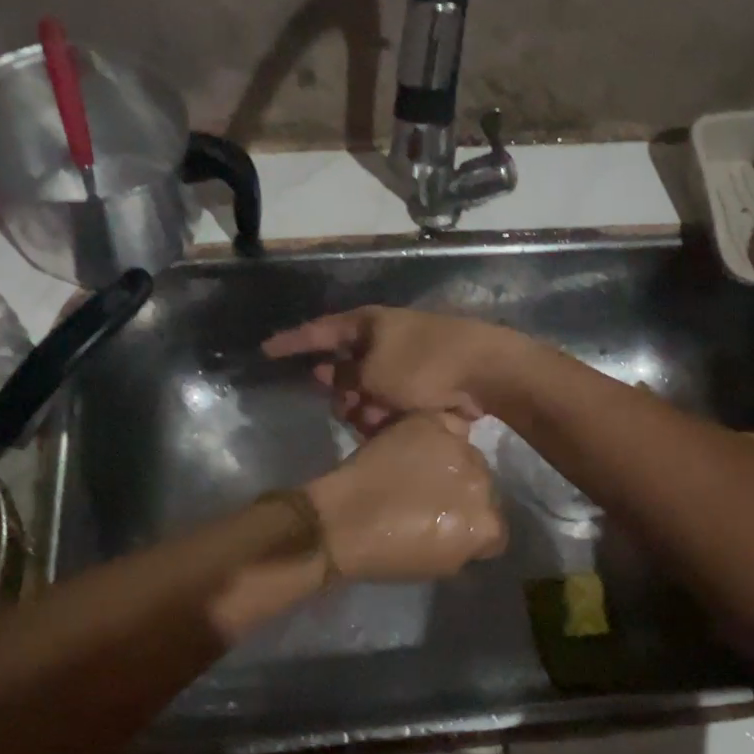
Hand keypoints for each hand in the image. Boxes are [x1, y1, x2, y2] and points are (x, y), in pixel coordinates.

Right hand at [263, 306, 527, 434]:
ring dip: (367, 410)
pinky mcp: (427, 382)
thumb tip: (335, 380)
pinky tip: (394, 429)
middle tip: (349, 412)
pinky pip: (393, 401)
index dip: (292, 342)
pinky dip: (389, 415)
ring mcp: (408, 360)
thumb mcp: (372, 374)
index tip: (266, 351)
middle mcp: (386, 338)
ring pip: (370, 390)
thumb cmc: (424, 366)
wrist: (486, 372)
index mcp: (369, 323)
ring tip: (377, 424)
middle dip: (343, 393)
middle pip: (346, 368)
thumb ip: (346, 379)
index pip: (319, 330)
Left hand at [304, 412, 505, 579]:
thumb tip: (474, 530)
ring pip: (469, 454)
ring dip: (453, 463)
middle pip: (486, 486)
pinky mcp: (432, 424)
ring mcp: (458, 449)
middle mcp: (483, 483)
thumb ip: (469, 545)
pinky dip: (439, 434)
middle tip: (434, 497)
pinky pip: (450, 425)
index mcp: (487, 525)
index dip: (471, 528)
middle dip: (465, 493)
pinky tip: (419, 447)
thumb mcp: (443, 565)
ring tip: (422, 471)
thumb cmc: (387, 554)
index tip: (449, 527)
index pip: (496, 527)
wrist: (341, 522)